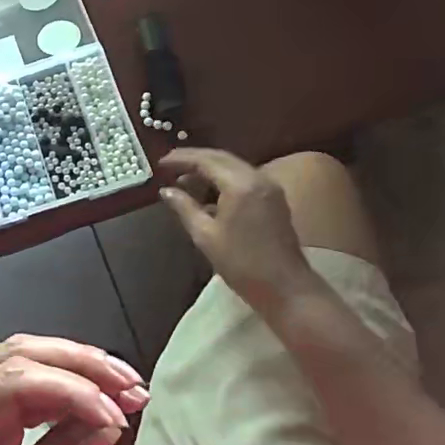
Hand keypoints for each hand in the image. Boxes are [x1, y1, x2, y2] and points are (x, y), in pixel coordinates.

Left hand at [0, 335, 148, 444]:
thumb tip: (110, 419)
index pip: (12, 380)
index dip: (70, 387)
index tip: (117, 414)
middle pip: (16, 358)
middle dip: (77, 364)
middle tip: (132, 385)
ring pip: (20, 366)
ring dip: (73, 372)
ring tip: (126, 389)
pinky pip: (19, 392)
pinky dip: (60, 392)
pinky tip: (96, 402)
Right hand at [157, 147, 317, 306]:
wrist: (283, 286)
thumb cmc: (240, 263)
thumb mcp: (205, 235)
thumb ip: (184, 207)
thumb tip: (166, 191)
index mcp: (240, 185)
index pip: (206, 160)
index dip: (181, 158)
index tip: (161, 162)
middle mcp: (258, 178)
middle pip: (221, 158)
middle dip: (194, 159)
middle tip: (169, 166)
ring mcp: (269, 187)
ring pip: (233, 167)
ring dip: (208, 169)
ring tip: (183, 180)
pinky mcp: (273, 198)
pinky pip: (243, 178)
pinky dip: (222, 179)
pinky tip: (206, 192)